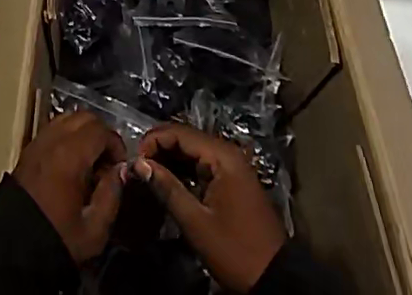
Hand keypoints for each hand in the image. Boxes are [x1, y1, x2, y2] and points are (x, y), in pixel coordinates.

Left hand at [12, 109, 127, 261]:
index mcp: (69, 155)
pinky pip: (53, 128)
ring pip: (67, 118)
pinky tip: (72, 164)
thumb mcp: (94, 229)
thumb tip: (119, 171)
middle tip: (108, 163)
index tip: (120, 167)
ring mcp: (37, 141)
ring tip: (90, 163)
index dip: (116, 144)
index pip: (100, 130)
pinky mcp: (28, 149)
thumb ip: (111, 194)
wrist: (13, 246)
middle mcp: (52, 139)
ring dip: (84, 133)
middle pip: (83, 117)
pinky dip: (68, 136)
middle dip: (101, 134)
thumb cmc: (57, 238)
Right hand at [133, 124, 285, 293]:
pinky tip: (167, 183)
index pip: (178, 132)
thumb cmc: (236, 251)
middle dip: (158, 149)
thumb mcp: (196, 222)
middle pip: (185, 138)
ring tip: (147, 176)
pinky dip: (182, 171)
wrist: (277, 281)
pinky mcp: (231, 181)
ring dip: (168, 160)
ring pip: (191, 152)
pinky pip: (200, 166)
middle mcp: (228, 153)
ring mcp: (232, 167)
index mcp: (223, 156)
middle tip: (138, 169)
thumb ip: (166, 188)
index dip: (152, 141)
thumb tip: (137, 163)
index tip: (134, 162)